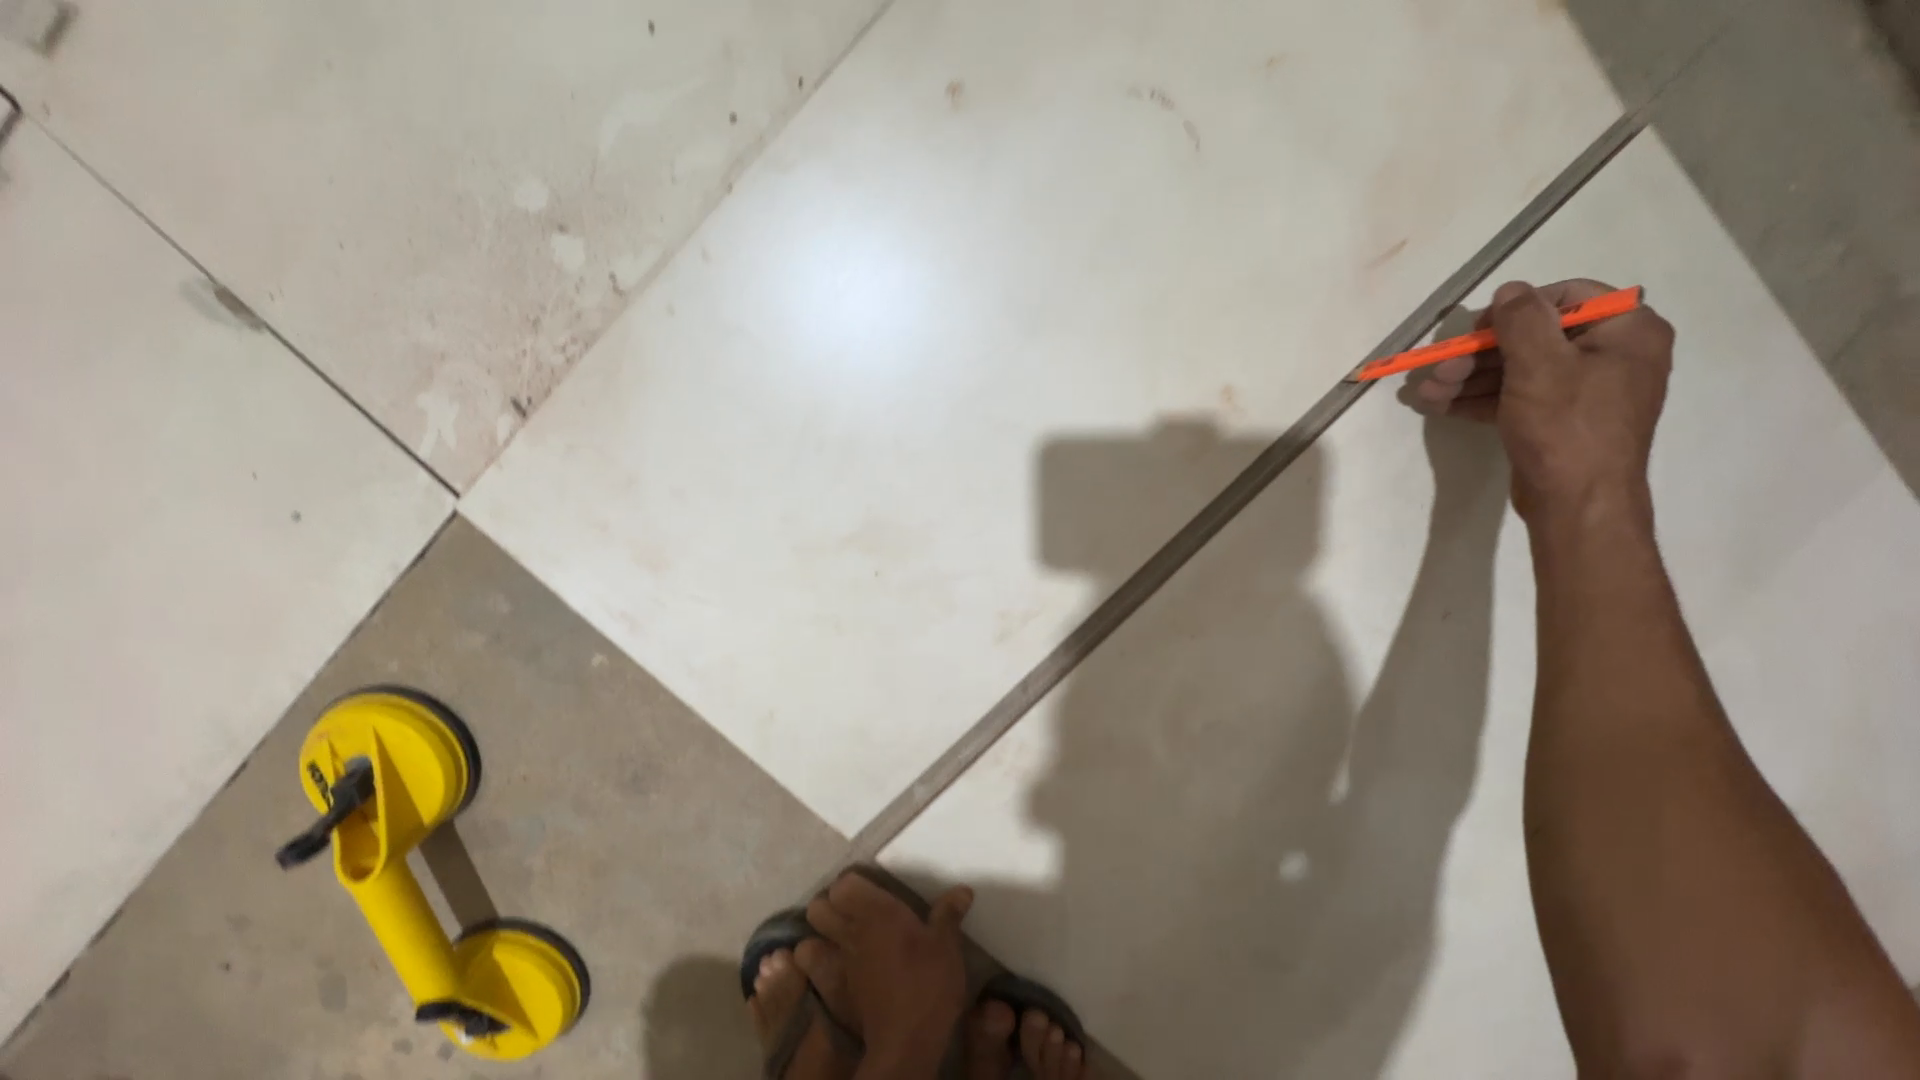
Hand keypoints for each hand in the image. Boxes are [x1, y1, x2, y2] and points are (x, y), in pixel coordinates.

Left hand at [806, 871, 973, 1069]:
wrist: (907, 1040)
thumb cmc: (928, 982)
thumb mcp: (946, 945)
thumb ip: (949, 913)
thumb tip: (963, 890)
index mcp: (876, 912)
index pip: (844, 884)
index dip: (853, 885)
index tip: (870, 892)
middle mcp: (850, 933)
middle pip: (818, 908)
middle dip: (829, 907)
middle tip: (854, 914)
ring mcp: (838, 964)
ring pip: (807, 941)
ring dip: (818, 939)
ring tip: (838, 942)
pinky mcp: (834, 992)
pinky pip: (814, 973)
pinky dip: (818, 969)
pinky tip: (836, 971)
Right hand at [1404, 279, 1673, 525]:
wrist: (1578, 504)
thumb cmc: (1566, 427)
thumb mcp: (1540, 365)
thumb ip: (1523, 320)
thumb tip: (1510, 291)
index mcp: (1628, 332)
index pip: (1570, 297)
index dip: (1517, 309)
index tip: (1478, 329)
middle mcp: (1613, 356)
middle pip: (1536, 338)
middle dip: (1481, 353)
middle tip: (1440, 368)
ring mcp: (1585, 391)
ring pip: (1520, 370)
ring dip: (1471, 378)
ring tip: (1428, 392)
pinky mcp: (1559, 420)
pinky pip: (1518, 397)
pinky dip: (1481, 399)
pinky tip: (1441, 405)